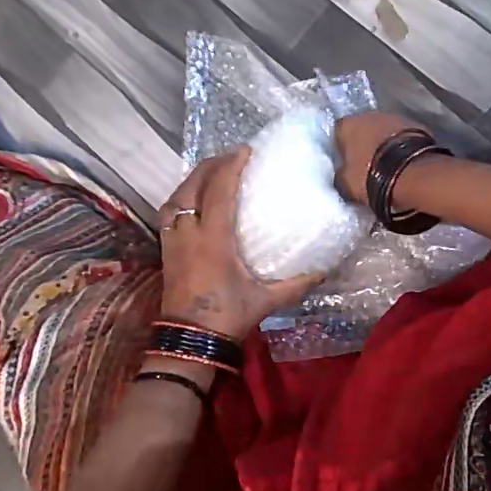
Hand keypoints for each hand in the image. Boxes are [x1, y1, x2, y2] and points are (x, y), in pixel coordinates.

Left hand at [158, 147, 321, 340]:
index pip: (220, 191)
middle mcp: (190, 233)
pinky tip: (192, 199)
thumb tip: (324, 272)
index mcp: (214, 240)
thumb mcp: (266, 300)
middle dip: (210, 166)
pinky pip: (169, 213)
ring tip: (210, 173)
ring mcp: (173, 241)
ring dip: (192, 180)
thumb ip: (296, 284)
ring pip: (176, 197)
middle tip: (230, 157)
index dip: (231, 167)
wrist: (190, 339)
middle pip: (193, 186)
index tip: (245, 151)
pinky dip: (181, 198)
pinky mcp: (166, 251)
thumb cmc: (228, 316)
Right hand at [333, 111, 429, 204]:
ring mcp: (396, 117)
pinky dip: (401, 145)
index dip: (341, 148)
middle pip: (362, 128)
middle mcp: (370, 114)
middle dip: (364, 143)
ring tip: (387, 163)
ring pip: (384, 130)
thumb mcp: (346, 183)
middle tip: (366, 164)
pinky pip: (403, 136)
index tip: (346, 163)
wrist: (414, 174)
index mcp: (348, 124)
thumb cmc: (372, 177)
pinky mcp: (417, 125)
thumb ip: (340, 173)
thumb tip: (343, 172)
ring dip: (384, 142)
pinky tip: (403, 161)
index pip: (338, 133)